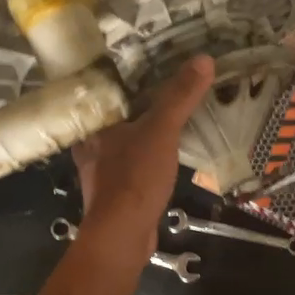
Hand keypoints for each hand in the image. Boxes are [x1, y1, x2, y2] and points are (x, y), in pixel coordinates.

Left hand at [72, 54, 213, 253]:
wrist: (123, 235)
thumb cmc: (135, 178)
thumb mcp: (161, 131)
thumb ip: (179, 97)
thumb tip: (204, 59)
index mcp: (92, 124)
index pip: (107, 90)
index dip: (129, 75)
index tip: (153, 59)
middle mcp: (90, 144)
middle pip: (118, 115)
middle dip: (142, 102)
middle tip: (170, 84)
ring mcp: (101, 171)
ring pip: (126, 140)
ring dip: (146, 131)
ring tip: (173, 114)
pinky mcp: (115, 192)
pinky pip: (134, 164)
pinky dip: (149, 156)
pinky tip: (167, 152)